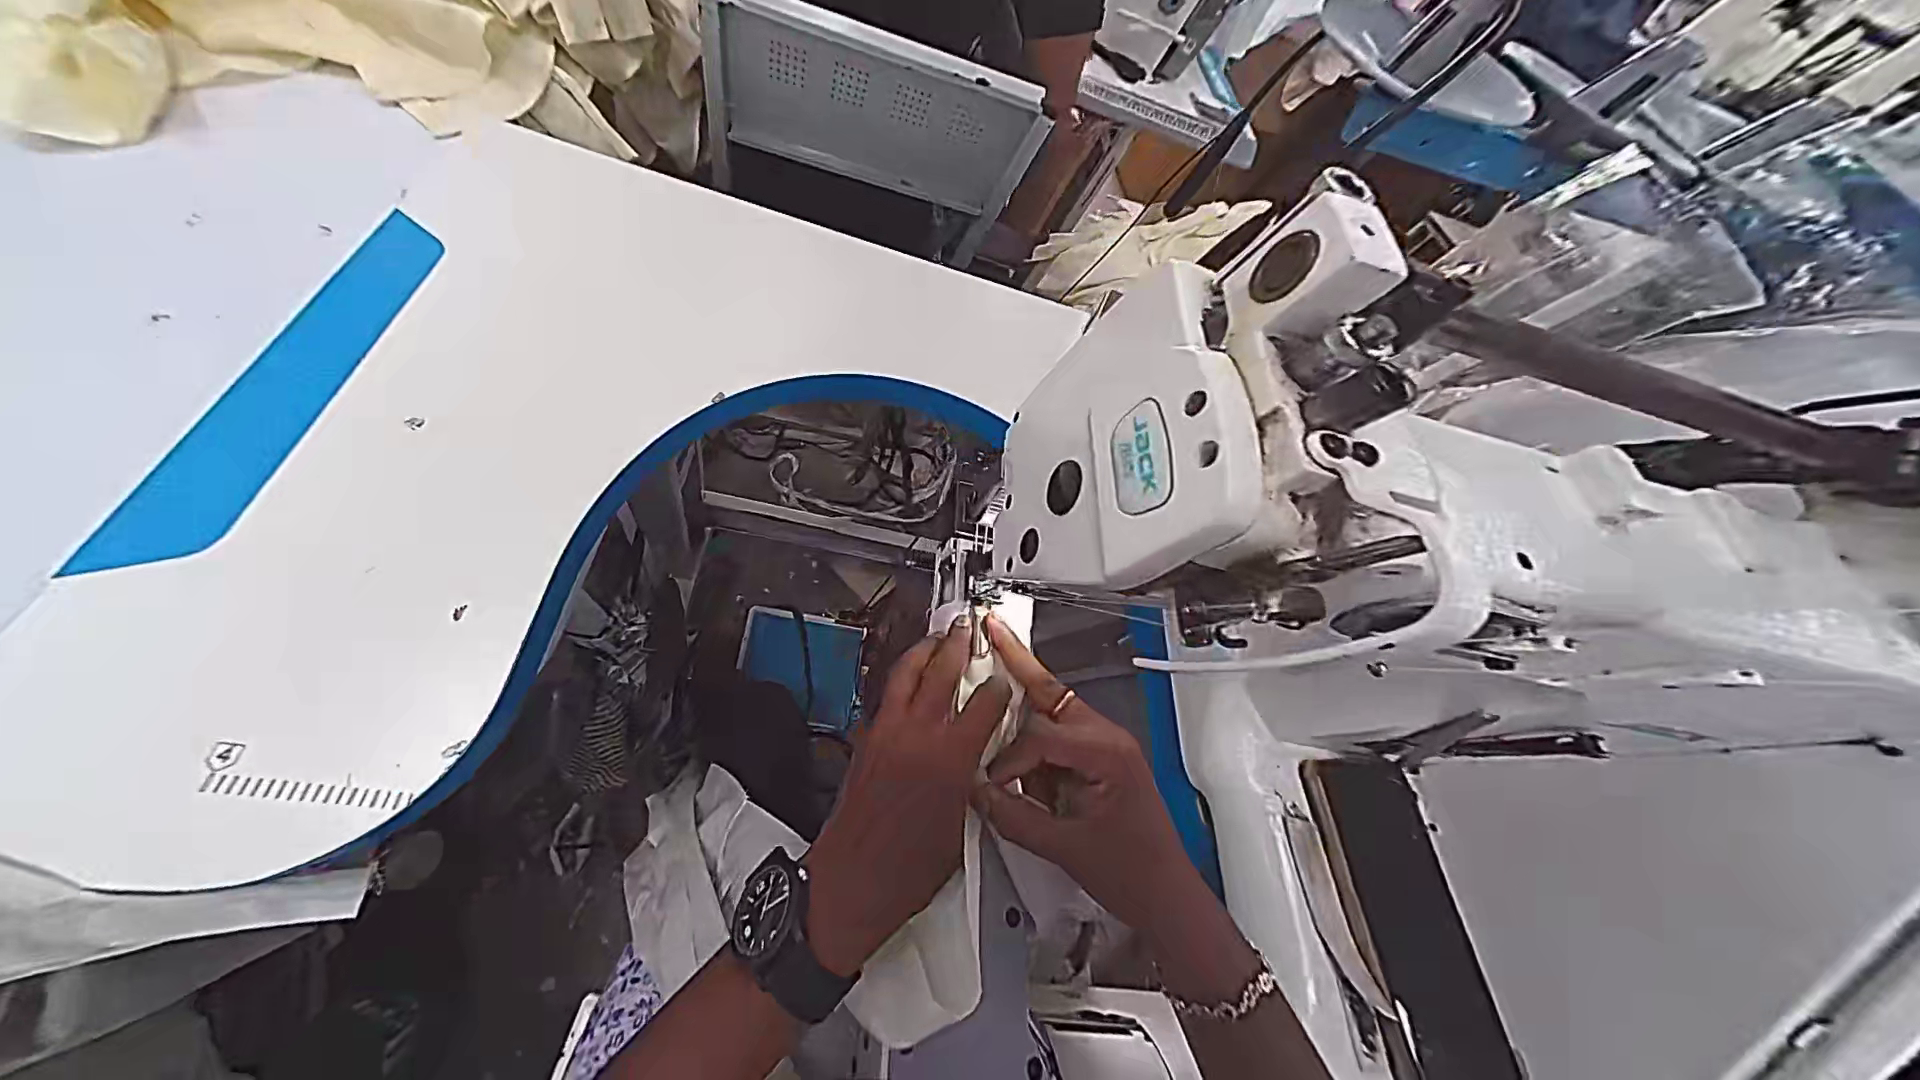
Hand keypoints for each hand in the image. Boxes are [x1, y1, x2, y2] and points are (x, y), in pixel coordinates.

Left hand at [802, 617, 1010, 976]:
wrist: (852, 881)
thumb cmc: (905, 869)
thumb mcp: (960, 825)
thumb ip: (972, 782)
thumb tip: (978, 763)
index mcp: (951, 758)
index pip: (984, 704)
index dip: (999, 687)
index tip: (1004, 681)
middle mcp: (918, 736)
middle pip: (942, 671)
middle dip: (957, 644)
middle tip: (966, 627)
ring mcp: (887, 733)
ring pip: (906, 674)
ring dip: (923, 650)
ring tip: (934, 638)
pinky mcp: (866, 740)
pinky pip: (885, 696)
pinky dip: (899, 678)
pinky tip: (906, 678)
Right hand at [971, 615, 1207, 942]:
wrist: (1167, 895)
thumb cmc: (1135, 871)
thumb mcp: (1064, 847)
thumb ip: (1014, 816)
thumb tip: (979, 793)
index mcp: (1106, 752)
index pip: (1041, 736)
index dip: (1009, 760)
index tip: (992, 784)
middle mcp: (1108, 738)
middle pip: (1051, 693)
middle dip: (1017, 663)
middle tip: (992, 632)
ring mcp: (1105, 745)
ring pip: (1053, 710)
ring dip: (1022, 708)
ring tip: (993, 685)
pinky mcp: (1099, 758)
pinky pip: (1059, 735)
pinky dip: (1034, 742)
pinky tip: (1018, 760)